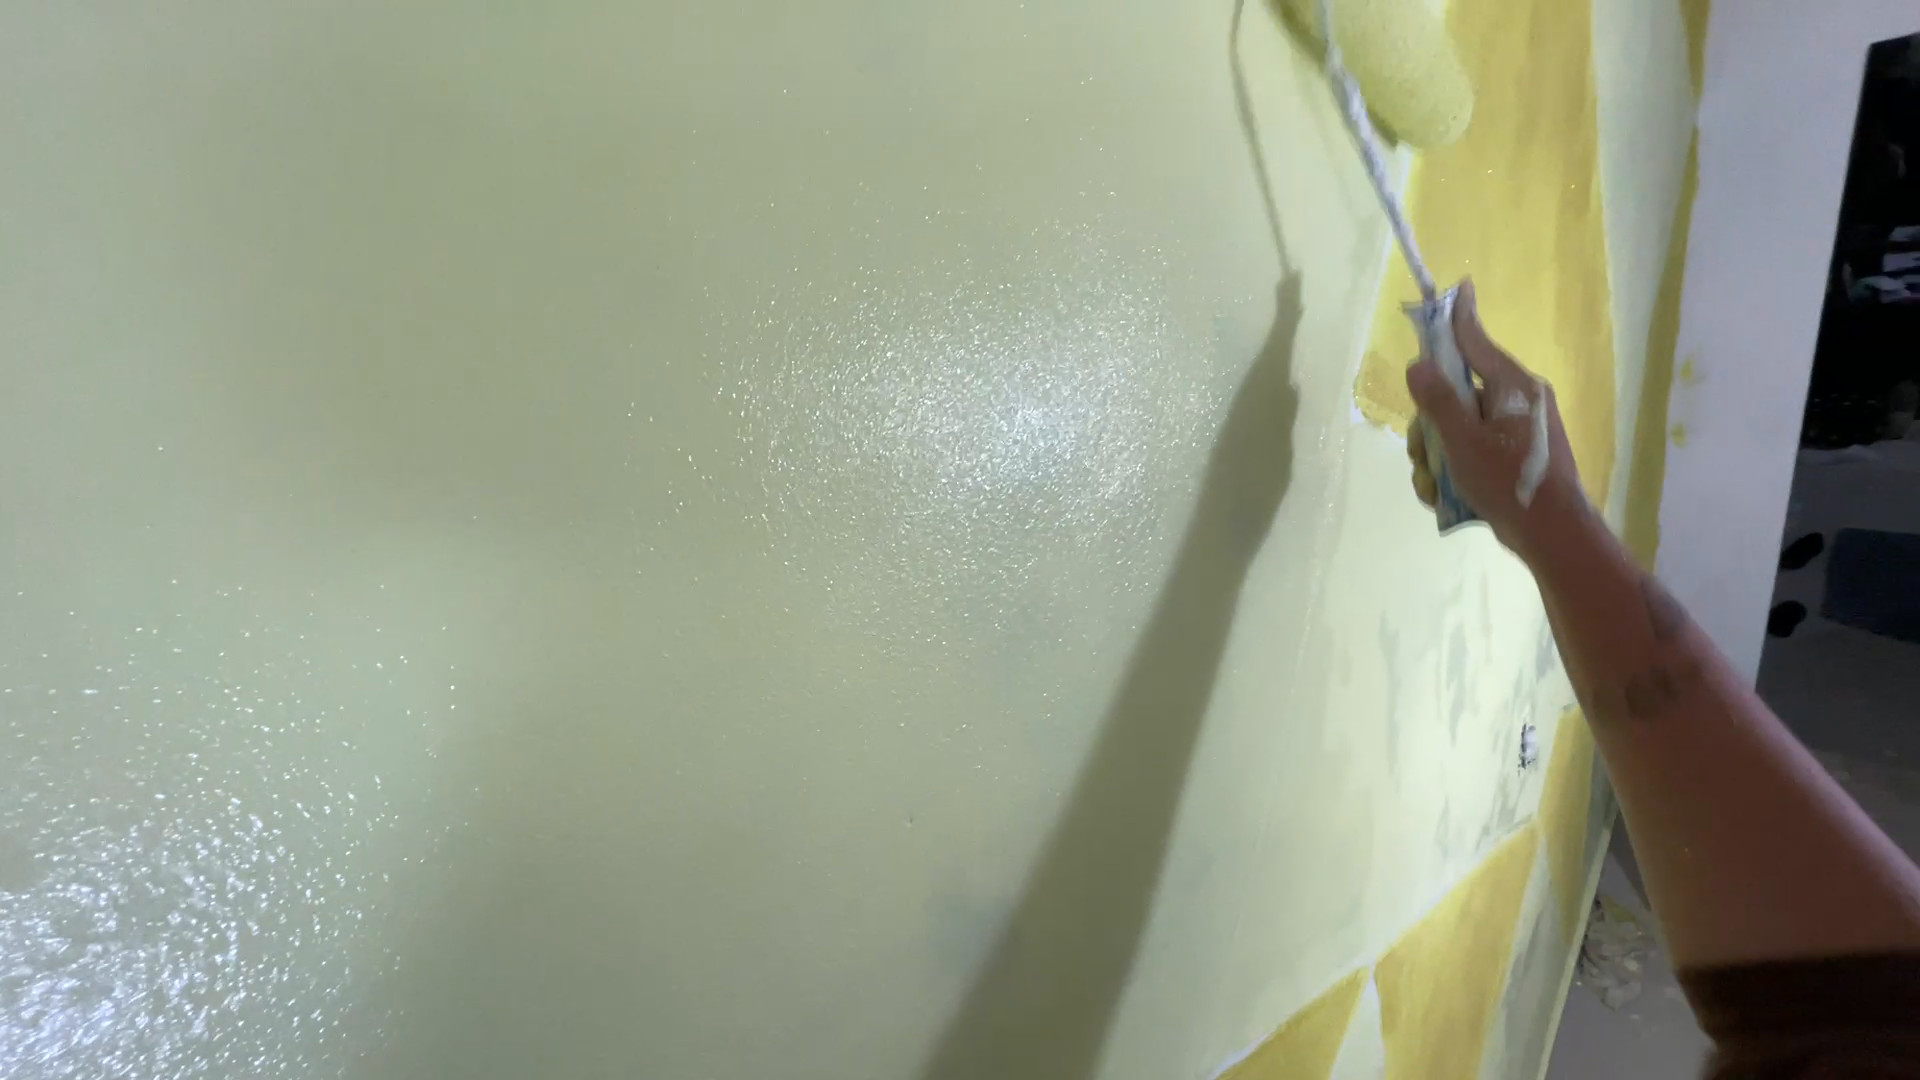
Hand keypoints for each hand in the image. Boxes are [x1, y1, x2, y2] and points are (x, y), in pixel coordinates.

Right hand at [1404, 281, 1586, 558]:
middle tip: (1424, 454)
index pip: (1476, 342)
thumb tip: (1418, 363)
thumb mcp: (1464, 442)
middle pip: (1451, 393)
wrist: (1550, 532)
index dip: (1459, 318)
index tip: (1456, 288)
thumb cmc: (1509, 482)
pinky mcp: (1508, 451)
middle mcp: (1513, 400)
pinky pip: (1464, 448)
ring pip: (1451, 426)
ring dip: (1433, 456)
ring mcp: (1512, 427)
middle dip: (1427, 426)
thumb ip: (1439, 401)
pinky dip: (1448, 470)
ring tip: (1435, 485)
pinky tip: (1444, 493)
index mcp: (1511, 388)